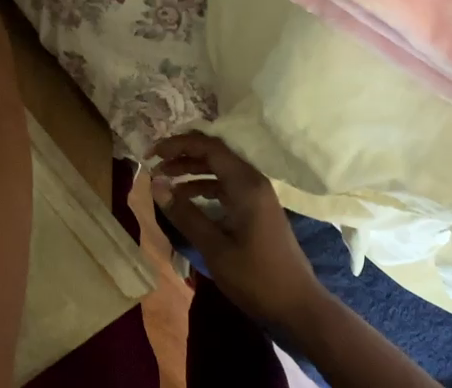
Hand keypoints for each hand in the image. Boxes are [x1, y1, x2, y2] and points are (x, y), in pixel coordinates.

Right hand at [148, 132, 327, 328]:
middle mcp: (253, 180)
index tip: (153, 153)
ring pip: (220, 170)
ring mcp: (257, 194)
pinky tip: (188, 199)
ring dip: (193, 172)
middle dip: (183, 156)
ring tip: (165, 183)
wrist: (298, 305)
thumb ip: (185, 214)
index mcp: (246, 183)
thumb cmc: (256, 277)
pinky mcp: (257, 209)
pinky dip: (205, 187)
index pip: (209, 147)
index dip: (179, 144)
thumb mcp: (215, 248)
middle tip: (155, 166)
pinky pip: (227, 186)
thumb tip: (155, 184)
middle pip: (215, 155)